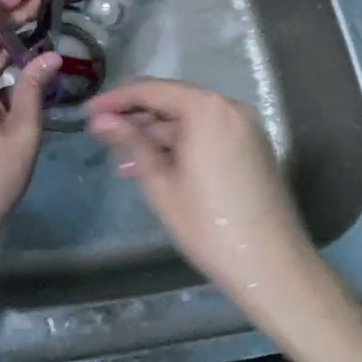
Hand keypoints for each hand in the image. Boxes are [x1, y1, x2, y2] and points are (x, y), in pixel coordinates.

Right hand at [83, 79, 311, 295]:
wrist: (274, 270)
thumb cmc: (209, 225)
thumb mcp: (161, 182)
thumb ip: (130, 141)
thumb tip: (100, 119)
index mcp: (207, 108)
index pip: (151, 91)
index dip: (115, 101)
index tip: (87, 112)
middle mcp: (229, 108)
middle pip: (173, 102)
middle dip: (136, 119)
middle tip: (102, 136)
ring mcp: (245, 128)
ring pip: (190, 121)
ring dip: (157, 136)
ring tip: (125, 162)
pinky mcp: (253, 149)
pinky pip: (208, 135)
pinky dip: (182, 146)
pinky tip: (157, 167)